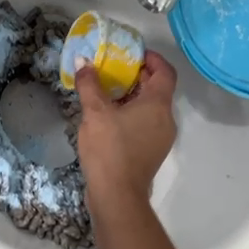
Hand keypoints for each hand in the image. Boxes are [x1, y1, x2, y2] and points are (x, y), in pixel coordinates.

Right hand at [75, 51, 178, 208]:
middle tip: (113, 68)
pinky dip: (132, 113)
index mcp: (158, 105)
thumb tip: (82, 61)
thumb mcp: (95, 112)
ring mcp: (161, 138)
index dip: (152, 58)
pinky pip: (146, 123)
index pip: (165, 72)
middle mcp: (166, 119)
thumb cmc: (109, 148)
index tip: (132, 52)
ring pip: (151, 107)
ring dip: (133, 96)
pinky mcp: (151, 152)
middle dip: (137, 76)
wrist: (117, 196)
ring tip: (107, 91)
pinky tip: (108, 116)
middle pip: (158, 89)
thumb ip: (89, 84)